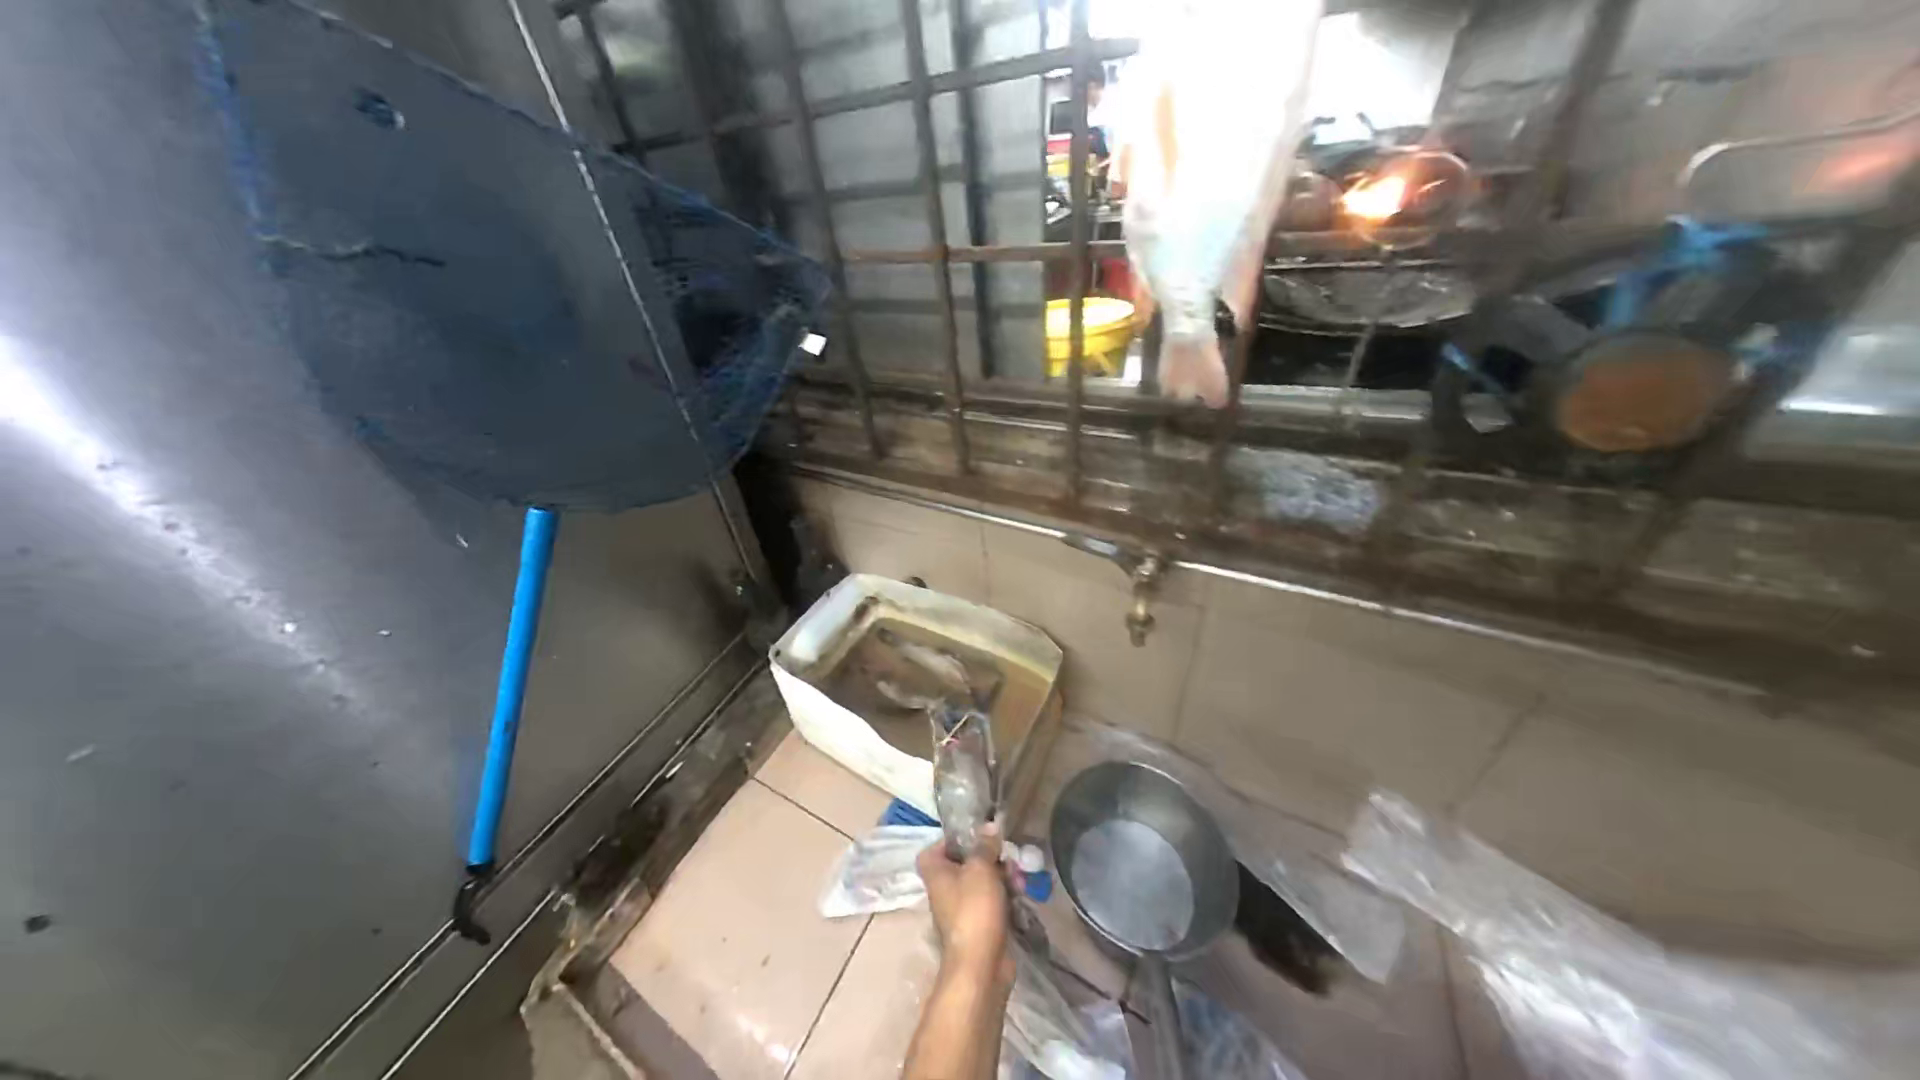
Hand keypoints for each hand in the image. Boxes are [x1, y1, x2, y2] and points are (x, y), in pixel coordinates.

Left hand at [917, 825, 1017, 984]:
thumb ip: (985, 845)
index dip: (955, 839)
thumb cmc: (973, 909)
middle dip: (991, 858)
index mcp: (935, 872)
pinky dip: (1005, 896)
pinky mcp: (980, 923)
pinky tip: (1021, 894)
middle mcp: (944, 888)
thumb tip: (989, 825)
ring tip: (1020, 879)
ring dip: (1003, 876)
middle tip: (1009, 857)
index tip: (978, 836)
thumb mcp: (980, 868)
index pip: (937, 846)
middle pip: (966, 862)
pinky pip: (992, 901)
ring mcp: (962, 907)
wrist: (981, 965)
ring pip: (983, 881)